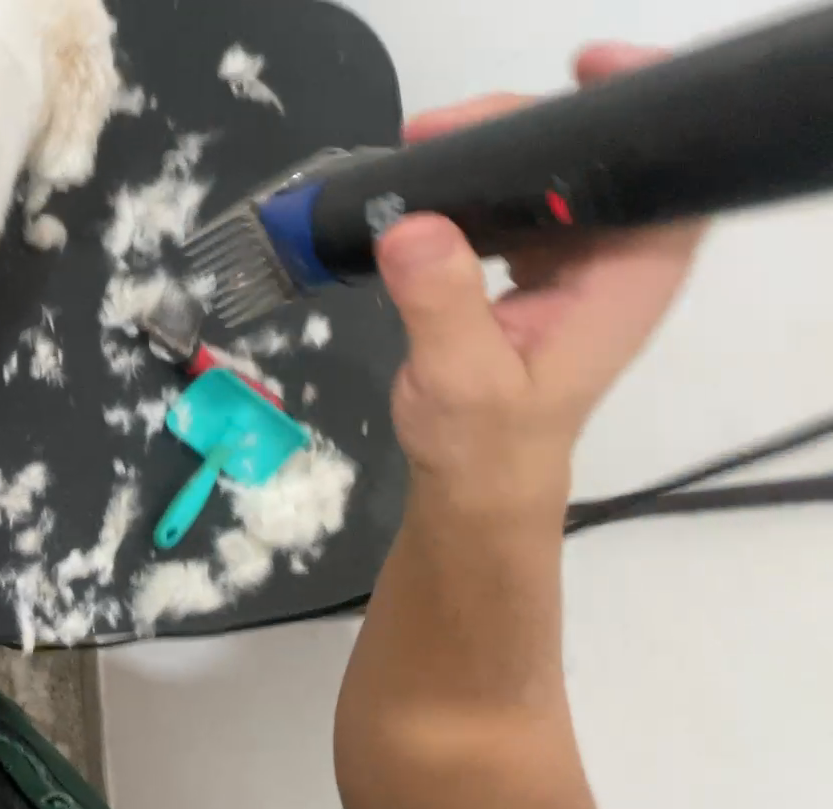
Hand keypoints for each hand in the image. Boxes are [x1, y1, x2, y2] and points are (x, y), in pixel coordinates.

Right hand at [375, 43, 705, 518]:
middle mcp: (611, 259)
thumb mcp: (460, 376)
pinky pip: (509, 218)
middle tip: (437, 129)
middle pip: (590, 166)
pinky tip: (425, 196)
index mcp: (626, 275)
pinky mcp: (530, 278)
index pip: (657, 170)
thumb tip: (408, 225)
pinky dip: (469, 200)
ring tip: (420, 153)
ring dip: (488, 163)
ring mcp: (571, 268)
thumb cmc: (482, 440)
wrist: (473, 479)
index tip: (584, 72)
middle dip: (524, 132)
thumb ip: (441, 303)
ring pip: (546, 186)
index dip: (636, 111)